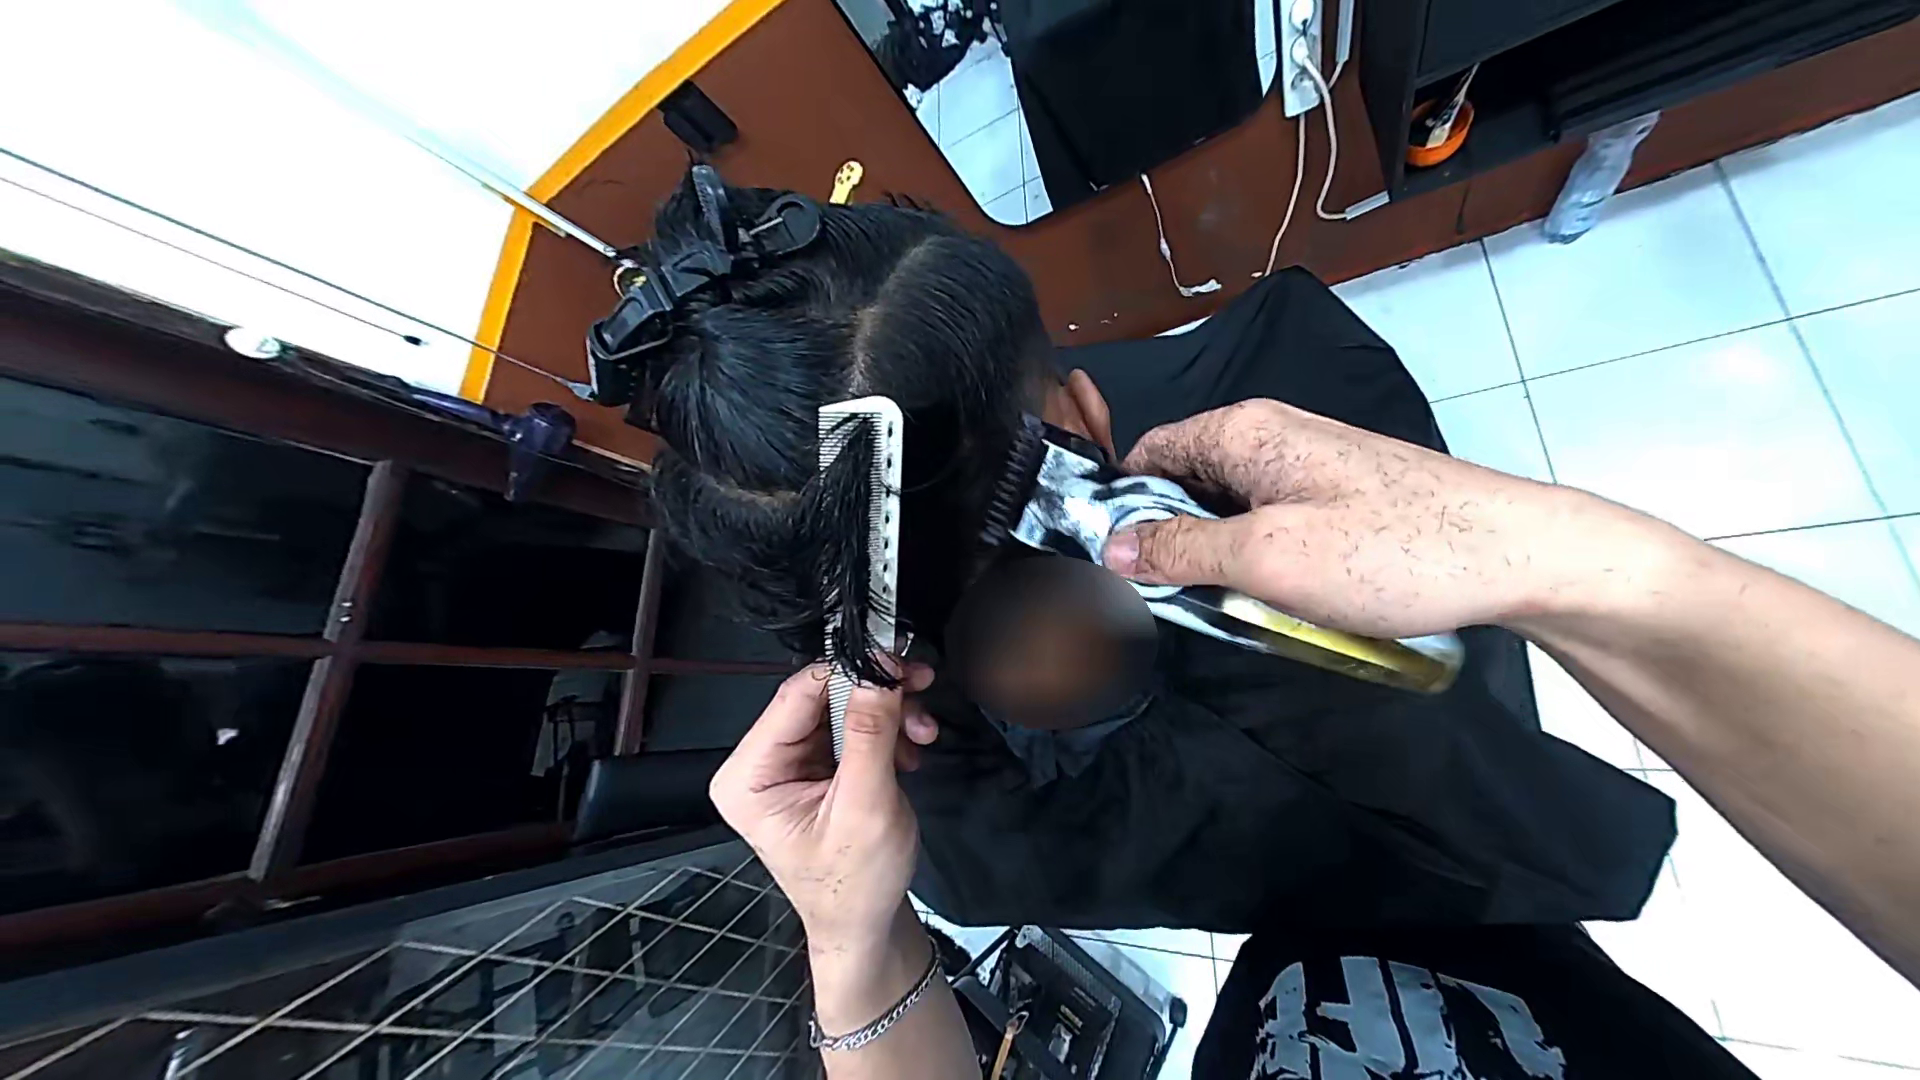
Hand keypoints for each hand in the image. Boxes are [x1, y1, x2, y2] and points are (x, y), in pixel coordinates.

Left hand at [708, 662, 937, 958]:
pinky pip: (855, 725)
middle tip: (920, 684)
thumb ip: (871, 733)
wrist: (868, 925)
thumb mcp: (866, 806)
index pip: (795, 696)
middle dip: (876, 693)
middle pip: (823, 697)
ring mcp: (792, 762)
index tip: (896, 661)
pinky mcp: (819, 765)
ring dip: (890, 712)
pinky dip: (888, 729)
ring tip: (923, 733)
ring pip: (845, 706)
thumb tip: (879, 667)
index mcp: (750, 775)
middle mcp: (764, 761)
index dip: (847, 670)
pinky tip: (911, 750)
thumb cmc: (857, 883)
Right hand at [1099, 399, 1647, 636]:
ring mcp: (1302, 462)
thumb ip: (1180, 549)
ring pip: (1221, 502)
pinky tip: (1265, 587)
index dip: (1125, 505)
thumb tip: (1111, 549)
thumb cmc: (1388, 550)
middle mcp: (1266, 434)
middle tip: (1168, 588)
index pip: (1148, 454)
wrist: (1526, 556)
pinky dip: (1247, 548)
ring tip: (1218, 594)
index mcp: (1241, 432)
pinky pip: (1261, 514)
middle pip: (1182, 478)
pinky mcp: (1329, 490)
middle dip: (1167, 532)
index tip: (1119, 560)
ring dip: (1209, 547)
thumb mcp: (1265, 557)